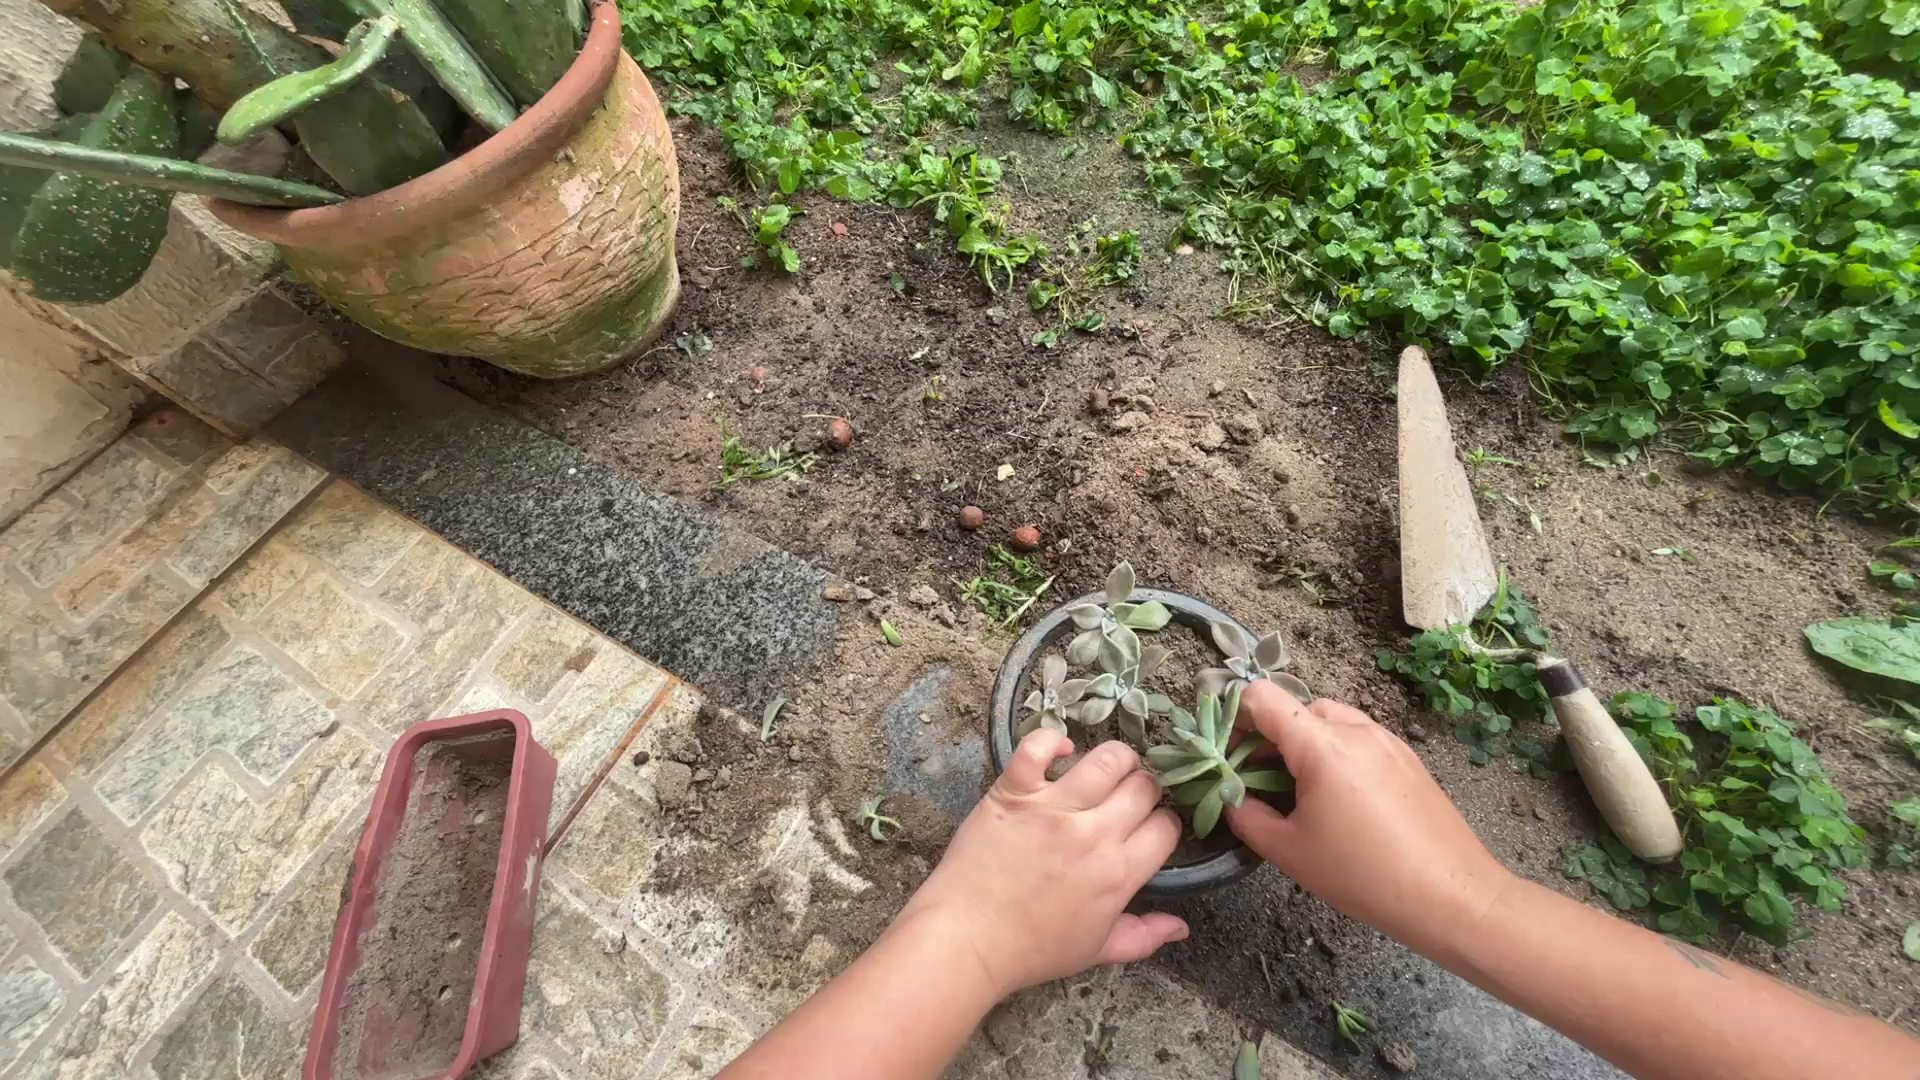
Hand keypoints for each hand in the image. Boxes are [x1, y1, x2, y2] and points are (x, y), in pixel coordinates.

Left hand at [891, 731, 1186, 998]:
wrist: (967, 938)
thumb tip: (1181, 926)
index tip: (1151, 822)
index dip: (1165, 821)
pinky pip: (1038, 747)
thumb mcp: (1096, 951)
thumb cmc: (1031, 949)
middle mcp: (1093, 833)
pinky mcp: (1015, 789)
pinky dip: (1052, 740)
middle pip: (1143, 787)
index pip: (1166, 827)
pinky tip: (1060, 749)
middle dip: (1147, 785)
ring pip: (1105, 759)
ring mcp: (1052, 806)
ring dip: (1117, 757)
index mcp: (1118, 873)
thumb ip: (1143, 936)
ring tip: (1109, 766)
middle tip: (1131, 792)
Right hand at [1225, 682, 1514, 953]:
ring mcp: (1386, 740)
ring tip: (1302, 789)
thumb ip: (1245, 815)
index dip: (1235, 715)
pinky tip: (1341, 799)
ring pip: (1327, 720)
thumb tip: (1229, 795)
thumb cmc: (1365, 875)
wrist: (1457, 901)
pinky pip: (1356, 737)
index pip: (1262, 696)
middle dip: (1269, 736)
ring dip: (1303, 743)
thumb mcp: (1289, 851)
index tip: (1229, 752)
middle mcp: (1355, 729)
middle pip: (1294, 708)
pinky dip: (1335, 753)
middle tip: (1261, 778)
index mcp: (1321, 745)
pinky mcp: (1407, 758)